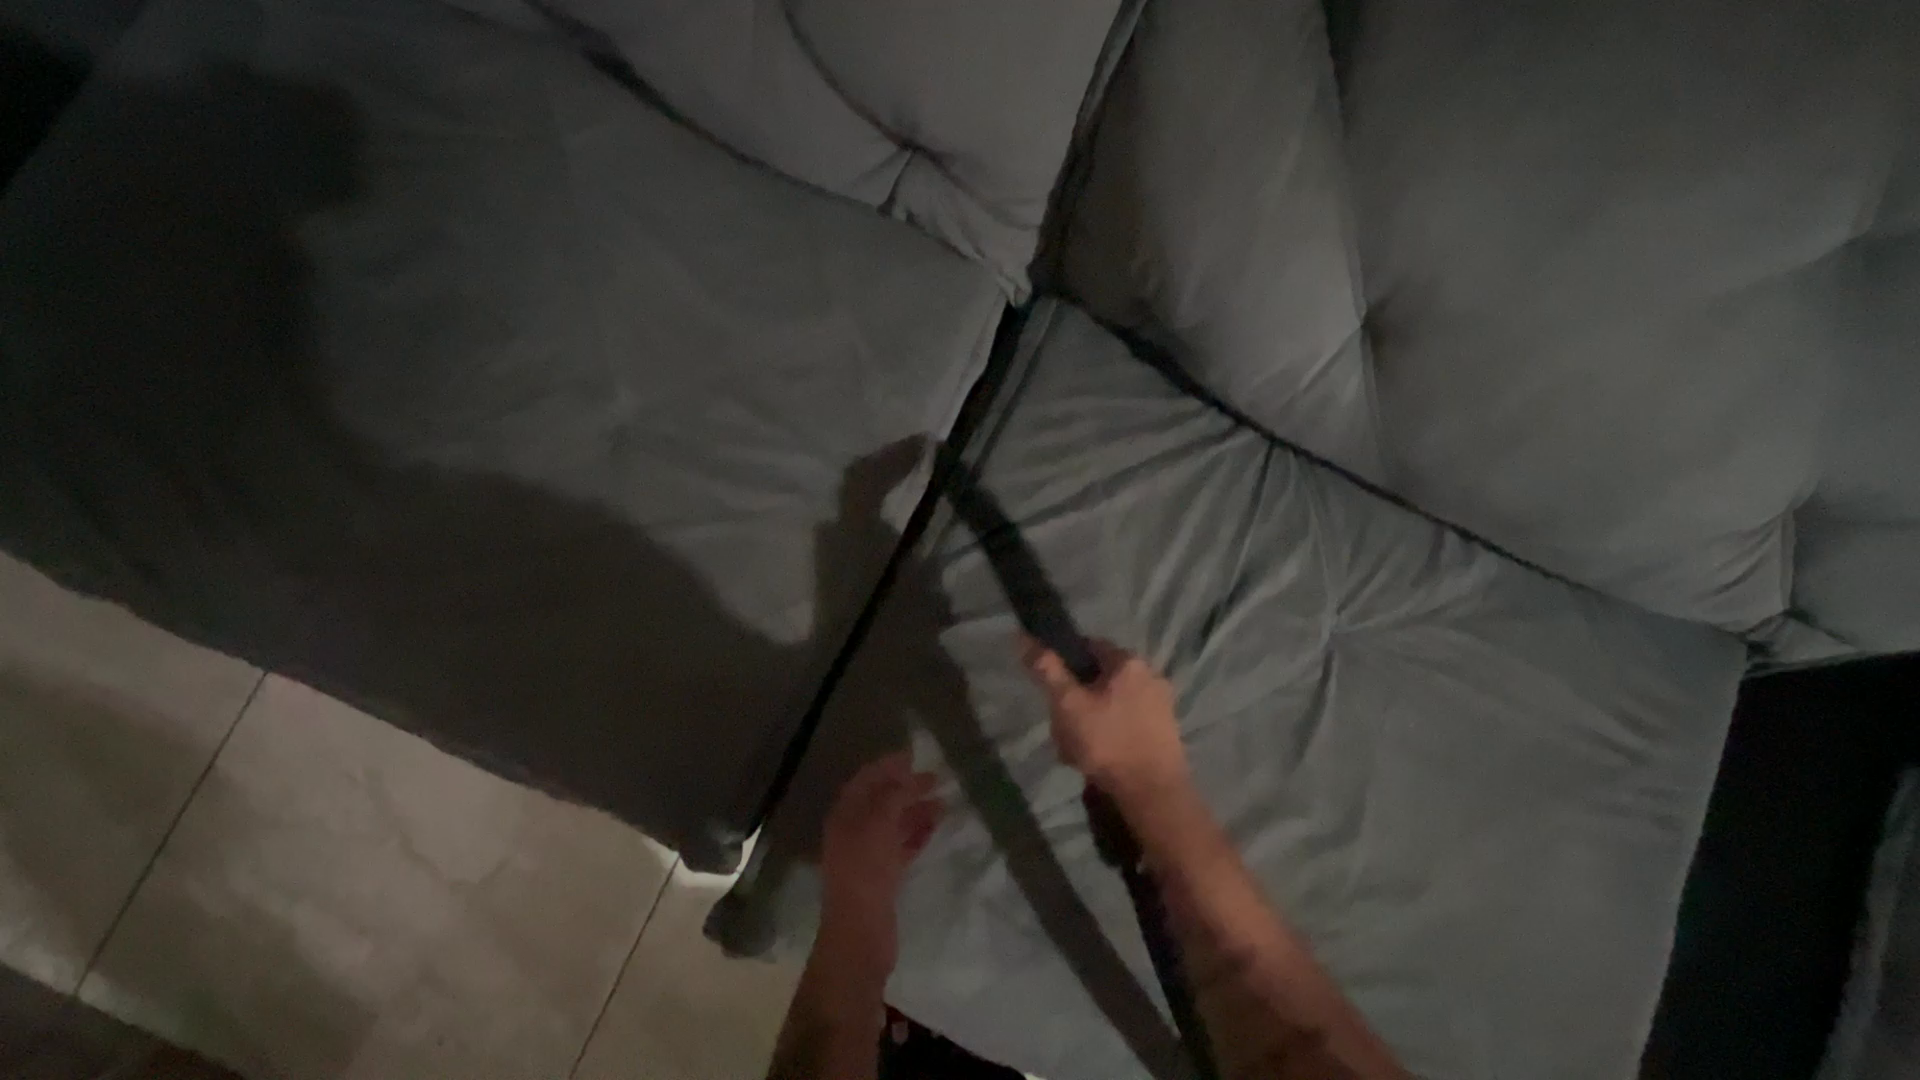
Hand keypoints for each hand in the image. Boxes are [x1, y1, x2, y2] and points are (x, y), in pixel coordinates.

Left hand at [817, 753, 943, 969]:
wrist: (860, 936)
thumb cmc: (865, 873)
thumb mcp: (878, 825)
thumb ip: (892, 796)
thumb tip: (909, 777)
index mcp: (845, 816)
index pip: (866, 780)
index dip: (888, 765)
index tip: (915, 754)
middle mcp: (853, 832)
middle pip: (881, 801)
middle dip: (906, 787)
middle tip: (937, 777)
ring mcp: (868, 856)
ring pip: (894, 824)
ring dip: (916, 810)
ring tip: (944, 801)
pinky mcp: (883, 877)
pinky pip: (902, 846)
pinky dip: (918, 833)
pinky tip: (936, 826)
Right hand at [1021, 637, 1190, 807]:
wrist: (1153, 793)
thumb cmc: (1107, 742)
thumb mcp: (1068, 704)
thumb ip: (1047, 670)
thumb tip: (1024, 637)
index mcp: (1129, 662)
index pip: (1088, 646)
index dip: (1064, 664)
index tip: (1051, 689)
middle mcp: (1151, 675)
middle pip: (1099, 679)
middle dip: (1076, 700)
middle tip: (1060, 726)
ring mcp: (1162, 705)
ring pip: (1111, 705)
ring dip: (1090, 722)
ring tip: (1075, 750)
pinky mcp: (1166, 732)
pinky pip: (1126, 724)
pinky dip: (1109, 736)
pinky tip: (1097, 760)